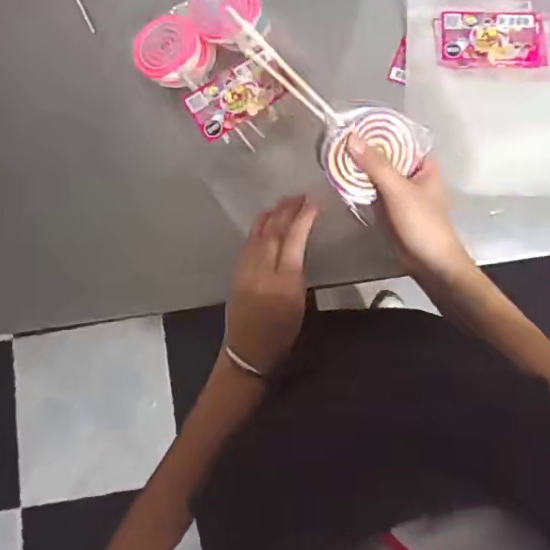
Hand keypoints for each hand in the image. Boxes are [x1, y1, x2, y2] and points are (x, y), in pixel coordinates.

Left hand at [224, 195, 318, 374]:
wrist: (248, 353)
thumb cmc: (282, 336)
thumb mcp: (300, 306)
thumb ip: (300, 275)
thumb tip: (299, 249)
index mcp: (285, 283)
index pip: (294, 240)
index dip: (303, 219)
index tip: (313, 204)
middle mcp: (263, 272)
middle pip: (274, 232)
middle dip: (287, 211)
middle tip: (300, 196)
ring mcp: (246, 271)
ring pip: (258, 235)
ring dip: (271, 215)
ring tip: (284, 202)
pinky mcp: (236, 274)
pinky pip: (248, 244)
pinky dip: (258, 228)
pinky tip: (264, 221)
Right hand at [347, 135, 474, 285]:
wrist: (430, 264)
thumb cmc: (422, 223)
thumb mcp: (398, 190)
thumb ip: (375, 164)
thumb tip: (351, 137)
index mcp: (424, 164)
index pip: (400, 137)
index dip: (379, 128)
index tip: (354, 121)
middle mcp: (412, 174)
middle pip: (386, 154)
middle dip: (364, 148)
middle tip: (336, 137)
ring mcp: (400, 191)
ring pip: (376, 173)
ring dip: (358, 167)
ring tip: (333, 153)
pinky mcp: (389, 208)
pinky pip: (371, 190)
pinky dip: (358, 184)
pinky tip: (339, 177)